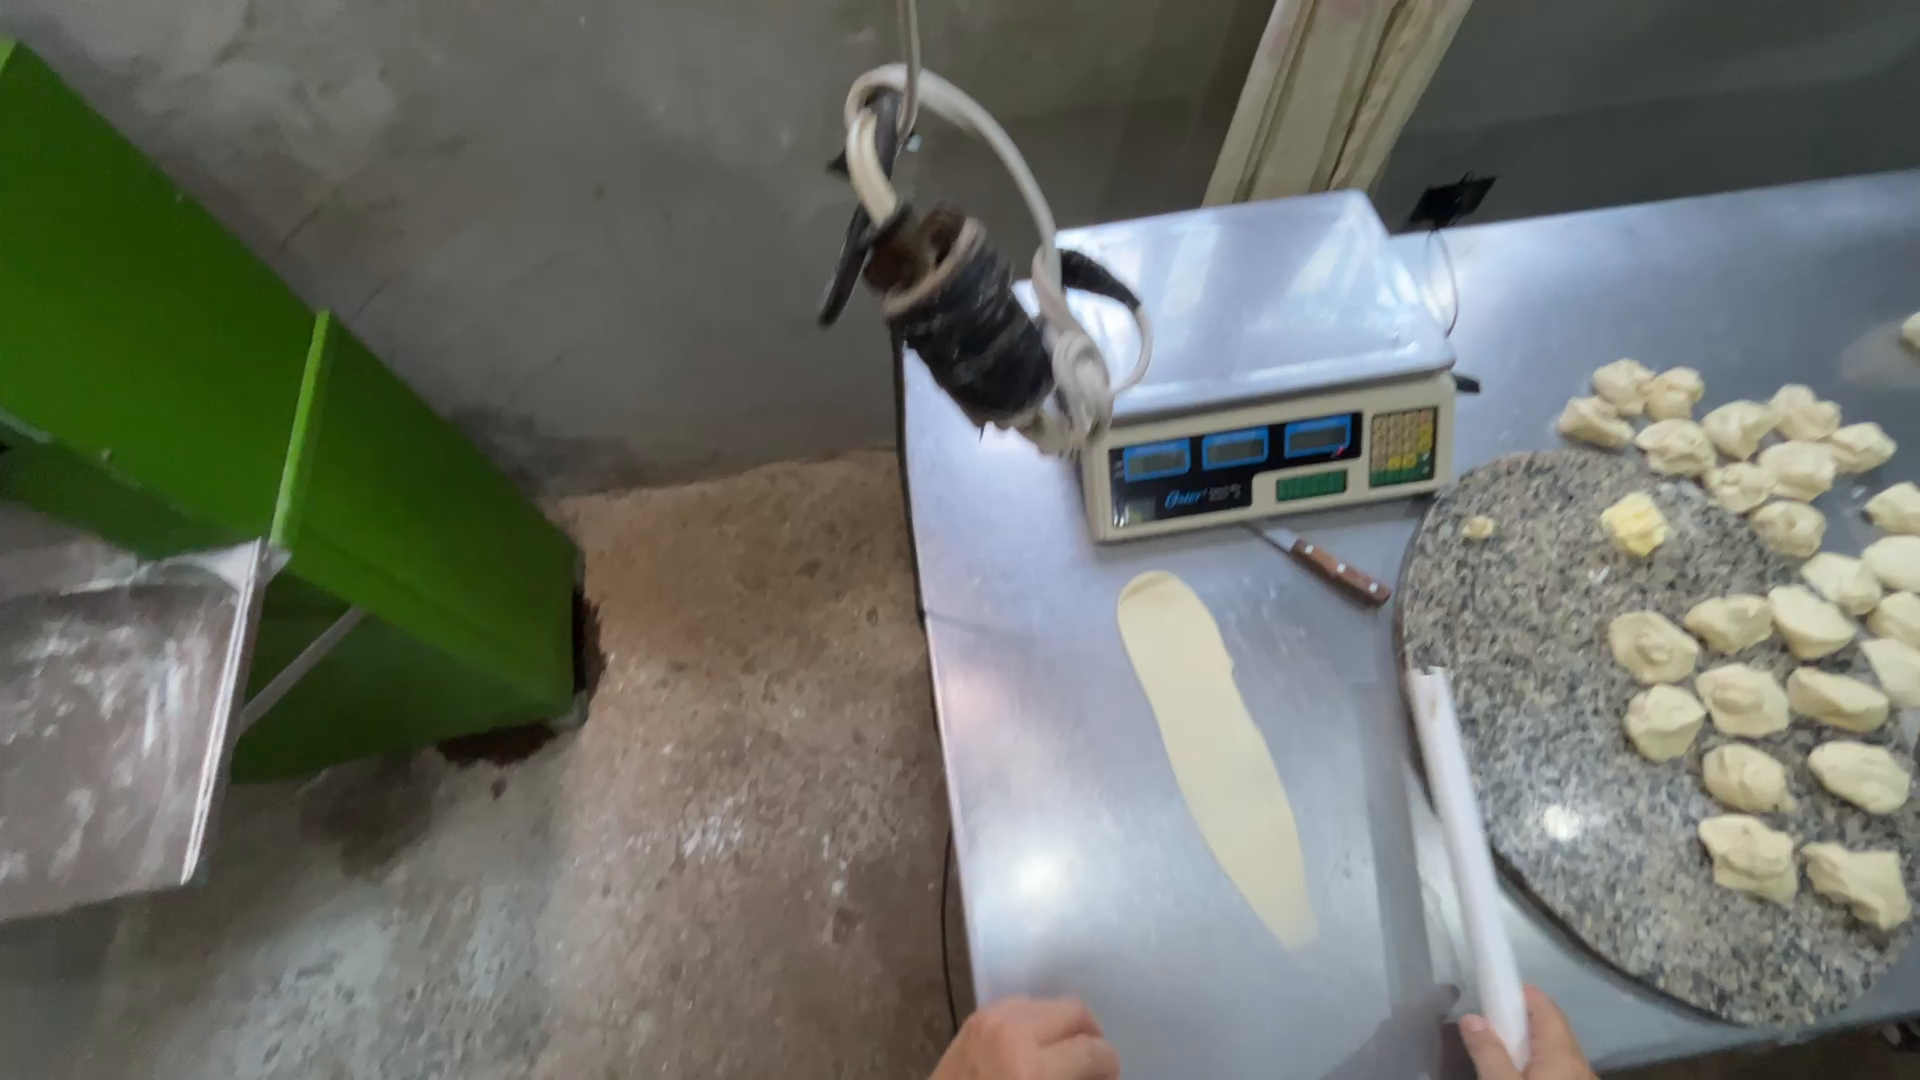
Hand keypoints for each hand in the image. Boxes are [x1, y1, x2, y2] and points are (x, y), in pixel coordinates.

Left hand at [929, 996, 1120, 1079]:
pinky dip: (1034, 1022)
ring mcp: (988, 1019)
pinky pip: (1017, 1005)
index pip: (1090, 1051)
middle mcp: (1010, 1031)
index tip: (1111, 1076)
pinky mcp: (973, 1018)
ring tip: (1065, 1057)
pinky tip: (1034, 1049)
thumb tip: (1098, 1074)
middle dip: (1090, 1036)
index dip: (1109, 1064)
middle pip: (1072, 1010)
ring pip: (1045, 1003)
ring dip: (1061, 1027)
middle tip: (1094, 1065)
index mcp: (1029, 1070)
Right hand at [1459, 986, 1595, 1079]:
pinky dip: (1538, 1063)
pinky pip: (1561, 1070)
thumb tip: (1471, 1017)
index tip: (1490, 994)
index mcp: (1564, 1054)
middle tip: (1489, 1028)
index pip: (1544, 1005)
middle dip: (1519, 1020)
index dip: (1516, 992)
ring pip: (1555, 1051)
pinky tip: (1520, 1075)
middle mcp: (1582, 1065)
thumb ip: (1487, 1051)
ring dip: (1528, 1045)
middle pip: (1550, 1027)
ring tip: (1501, 1055)